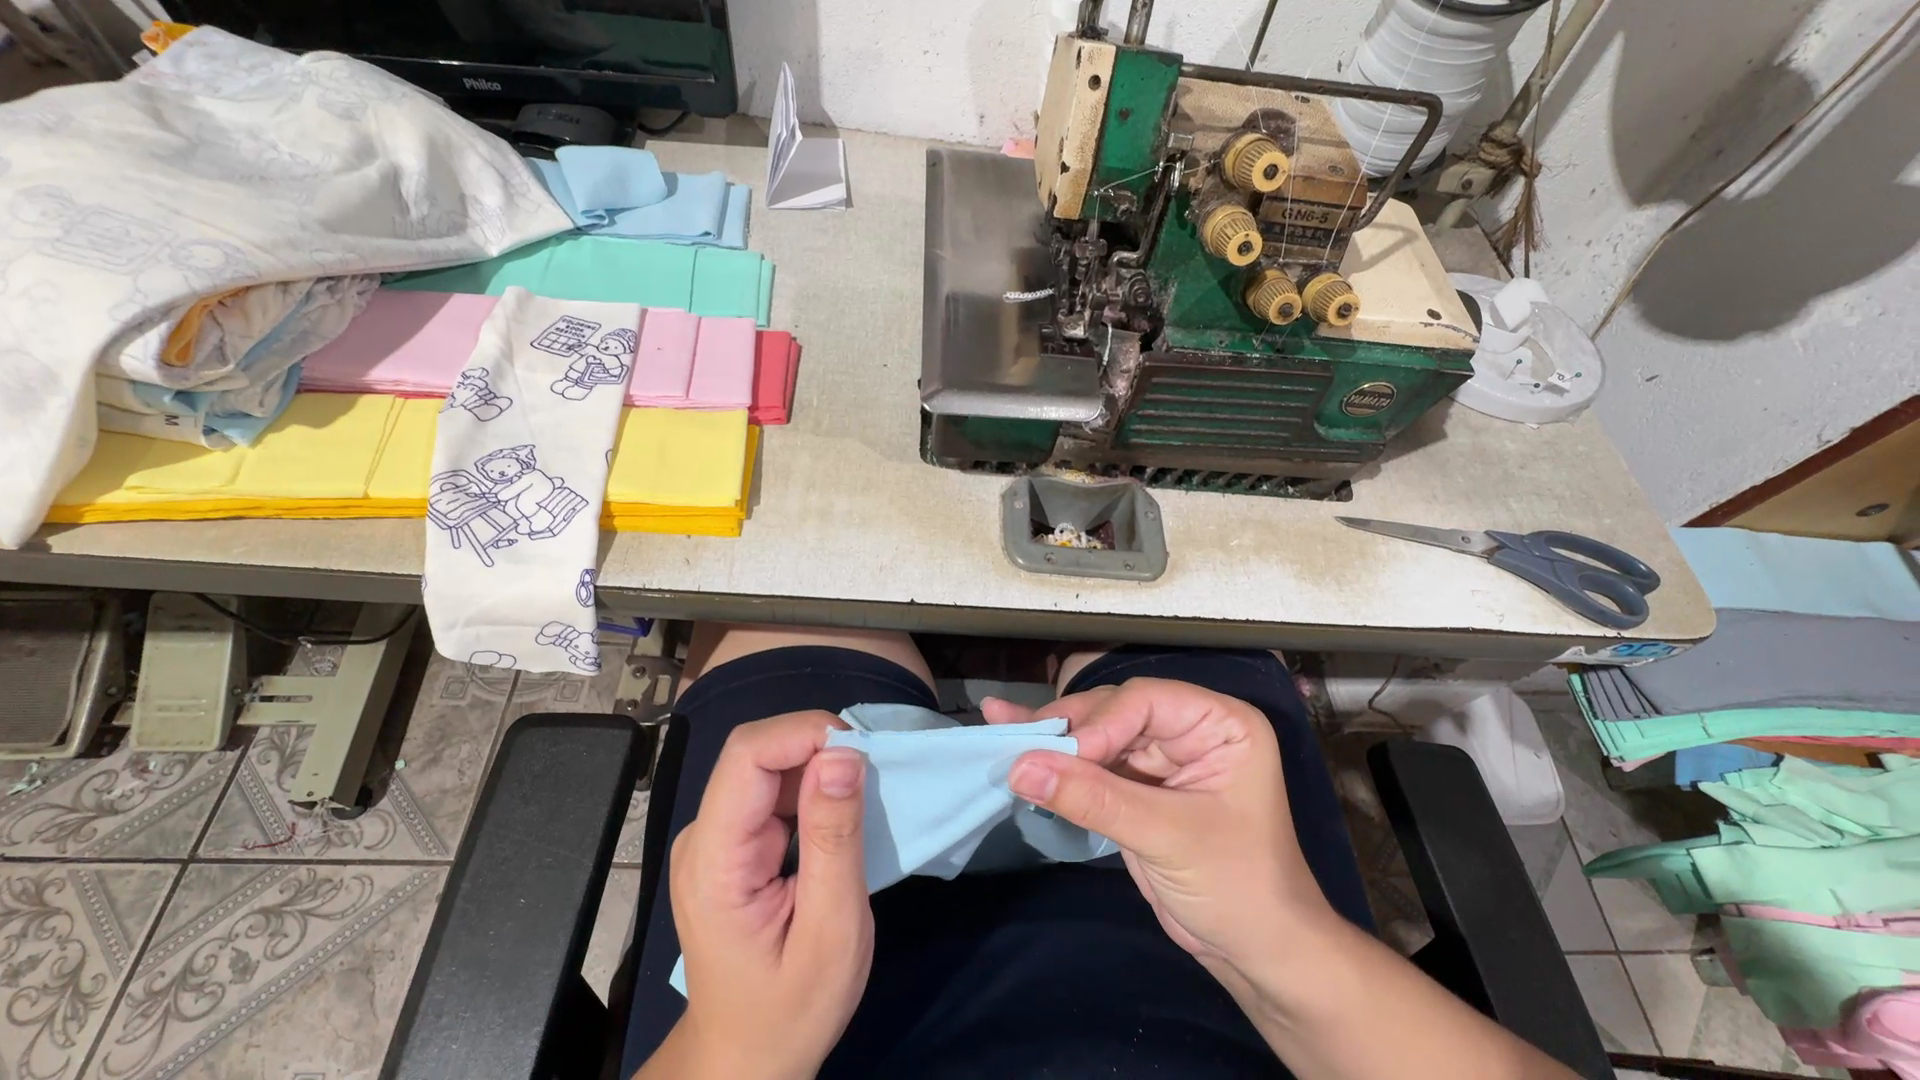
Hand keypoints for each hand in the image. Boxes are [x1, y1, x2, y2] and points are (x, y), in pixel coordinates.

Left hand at [657, 711, 871, 1079]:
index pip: (747, 755)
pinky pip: (772, 795)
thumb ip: (836, 838)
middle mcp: (703, 836)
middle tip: (872, 779)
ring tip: (863, 803)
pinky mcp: (733, 847)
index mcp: (714, 858)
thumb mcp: (831, 931)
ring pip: (768, 769)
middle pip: (756, 755)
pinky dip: (813, 792)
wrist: (745, 1058)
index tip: (863, 754)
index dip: (805, 733)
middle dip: (818, 749)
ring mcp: (714, 840)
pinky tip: (842, 817)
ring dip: (820, 770)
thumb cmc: (791, 1009)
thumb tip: (844, 753)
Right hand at [986, 678, 1334, 970]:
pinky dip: (1057, 762)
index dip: (1099, 723)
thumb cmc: (1237, 886)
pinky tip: (1014, 737)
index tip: (1058, 756)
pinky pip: (1090, 766)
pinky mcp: (1136, 787)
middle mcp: (1189, 729)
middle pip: (1114, 711)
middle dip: (1067, 727)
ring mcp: (1160, 758)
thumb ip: (1094, 799)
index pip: (1146, 700)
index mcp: (1220, 724)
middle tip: (1013, 740)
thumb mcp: (1168, 837)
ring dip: (1051, 738)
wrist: (1256, 952)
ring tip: (999, 728)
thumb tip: (1019, 768)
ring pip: (1096, 734)